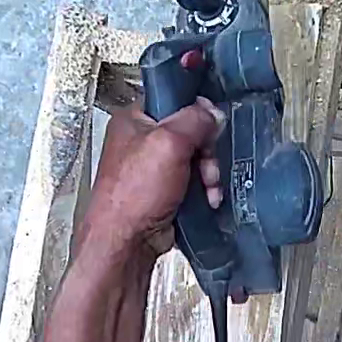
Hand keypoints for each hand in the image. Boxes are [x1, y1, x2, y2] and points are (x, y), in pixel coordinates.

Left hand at [79, 99, 224, 258]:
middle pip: (191, 132)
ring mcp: (155, 167)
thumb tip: (213, 112)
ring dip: (209, 175)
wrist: (128, 240)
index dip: (197, 112)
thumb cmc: (136, 192)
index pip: (174, 100)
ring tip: (209, 190)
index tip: (211, 126)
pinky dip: (205, 190)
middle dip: (207, 153)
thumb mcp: (169, 144)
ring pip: (197, 159)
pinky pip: (196, 181)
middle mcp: (143, 141)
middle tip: (207, 167)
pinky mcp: (166, 190)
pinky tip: (208, 200)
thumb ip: (195, 120)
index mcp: (135, 120)